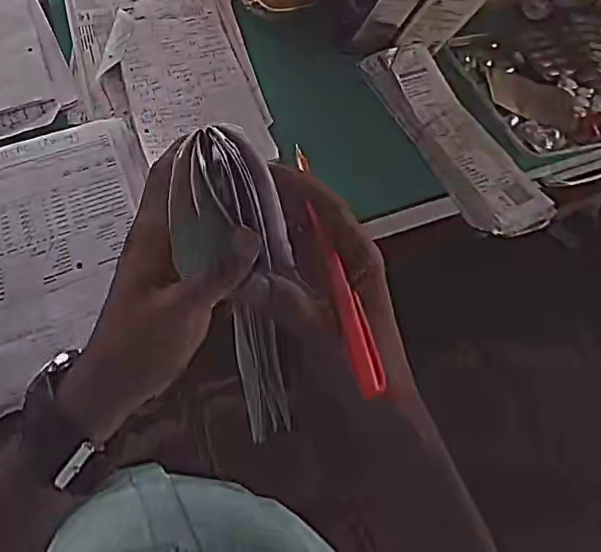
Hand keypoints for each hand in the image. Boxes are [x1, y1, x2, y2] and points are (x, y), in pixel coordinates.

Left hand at [58, 140, 259, 441]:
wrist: (110, 387)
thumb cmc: (138, 346)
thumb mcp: (182, 311)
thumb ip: (217, 273)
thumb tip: (251, 233)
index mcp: (150, 233)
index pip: (165, 175)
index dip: (187, 150)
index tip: (220, 135)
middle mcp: (155, 236)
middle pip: (182, 191)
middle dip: (212, 175)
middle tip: (255, 168)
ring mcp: (162, 256)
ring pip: (191, 217)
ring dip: (217, 204)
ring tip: (257, 196)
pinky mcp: (170, 277)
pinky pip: (196, 244)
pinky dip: (217, 234)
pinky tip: (244, 240)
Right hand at [242, 164, 419, 405]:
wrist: (376, 434)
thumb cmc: (366, 378)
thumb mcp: (329, 336)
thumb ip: (290, 303)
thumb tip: (245, 276)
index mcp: (357, 258)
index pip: (325, 207)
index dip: (297, 184)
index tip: (262, 166)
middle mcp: (338, 263)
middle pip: (304, 219)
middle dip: (272, 200)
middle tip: (231, 184)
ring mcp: (320, 285)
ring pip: (288, 244)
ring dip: (262, 228)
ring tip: (224, 212)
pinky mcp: (304, 307)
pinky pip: (277, 273)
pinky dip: (257, 261)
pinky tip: (230, 258)